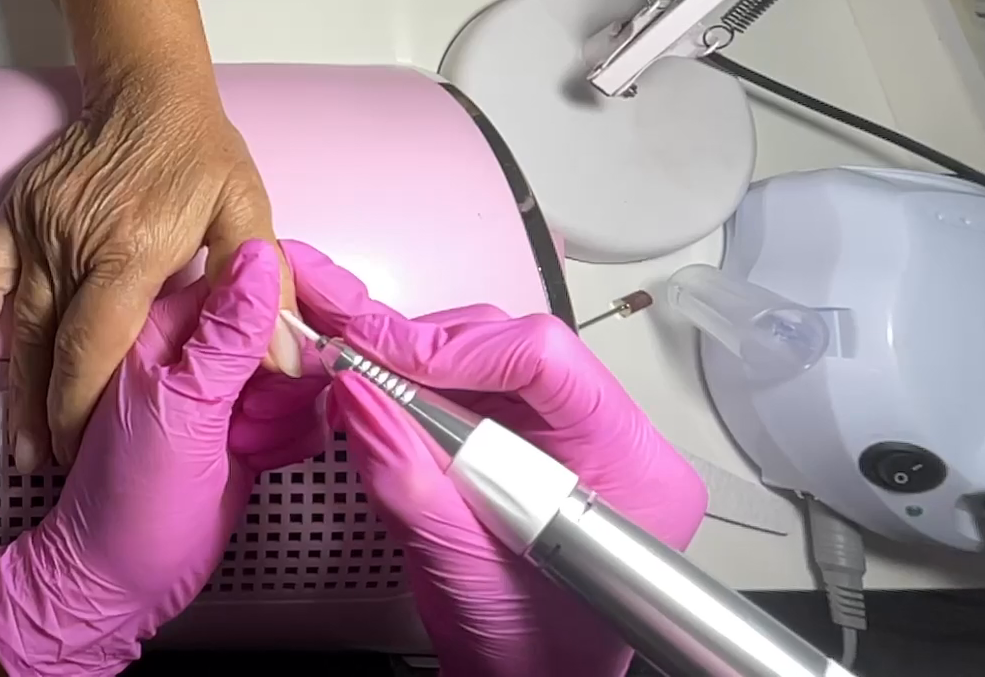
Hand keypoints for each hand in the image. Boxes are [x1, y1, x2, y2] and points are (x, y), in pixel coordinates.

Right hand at [0, 0, 299, 470]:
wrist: (148, 93)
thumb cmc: (198, 152)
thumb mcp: (244, 207)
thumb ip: (261, 279)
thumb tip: (282, 356)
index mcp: (130, 250)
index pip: (96, 346)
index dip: (85, 406)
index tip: (87, 451)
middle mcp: (74, 243)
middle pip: (52, 347)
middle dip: (51, 414)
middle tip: (54, 466)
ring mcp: (38, 227)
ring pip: (18, 323)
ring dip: (15, 387)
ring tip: (19, 443)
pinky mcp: (18, 213)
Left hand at [0, 242, 283, 675]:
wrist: (123, 579)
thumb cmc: (130, 500)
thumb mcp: (183, 409)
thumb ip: (228, 336)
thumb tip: (260, 257)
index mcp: (165, 326)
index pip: (242, 283)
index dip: (271, 322)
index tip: (267, 365)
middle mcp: (193, 349)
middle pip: (276, 330)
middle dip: (279, 381)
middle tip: (244, 416)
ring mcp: (220, 386)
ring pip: (293, 372)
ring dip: (284, 414)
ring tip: (241, 443)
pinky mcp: (242, 421)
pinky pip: (295, 410)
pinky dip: (288, 437)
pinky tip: (255, 457)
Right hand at [284, 241, 707, 676]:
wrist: (527, 670)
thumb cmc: (528, 646)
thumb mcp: (462, 572)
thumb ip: (410, 484)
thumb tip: (358, 396)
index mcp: (626, 465)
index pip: (544, 359)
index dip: (457, 348)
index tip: (384, 360)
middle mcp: (601, 432)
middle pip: (507, 340)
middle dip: (424, 350)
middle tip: (359, 363)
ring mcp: (559, 425)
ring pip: (480, 347)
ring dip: (413, 363)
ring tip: (366, 384)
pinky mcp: (519, 425)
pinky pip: (462, 375)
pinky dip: (411, 381)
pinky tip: (384, 400)